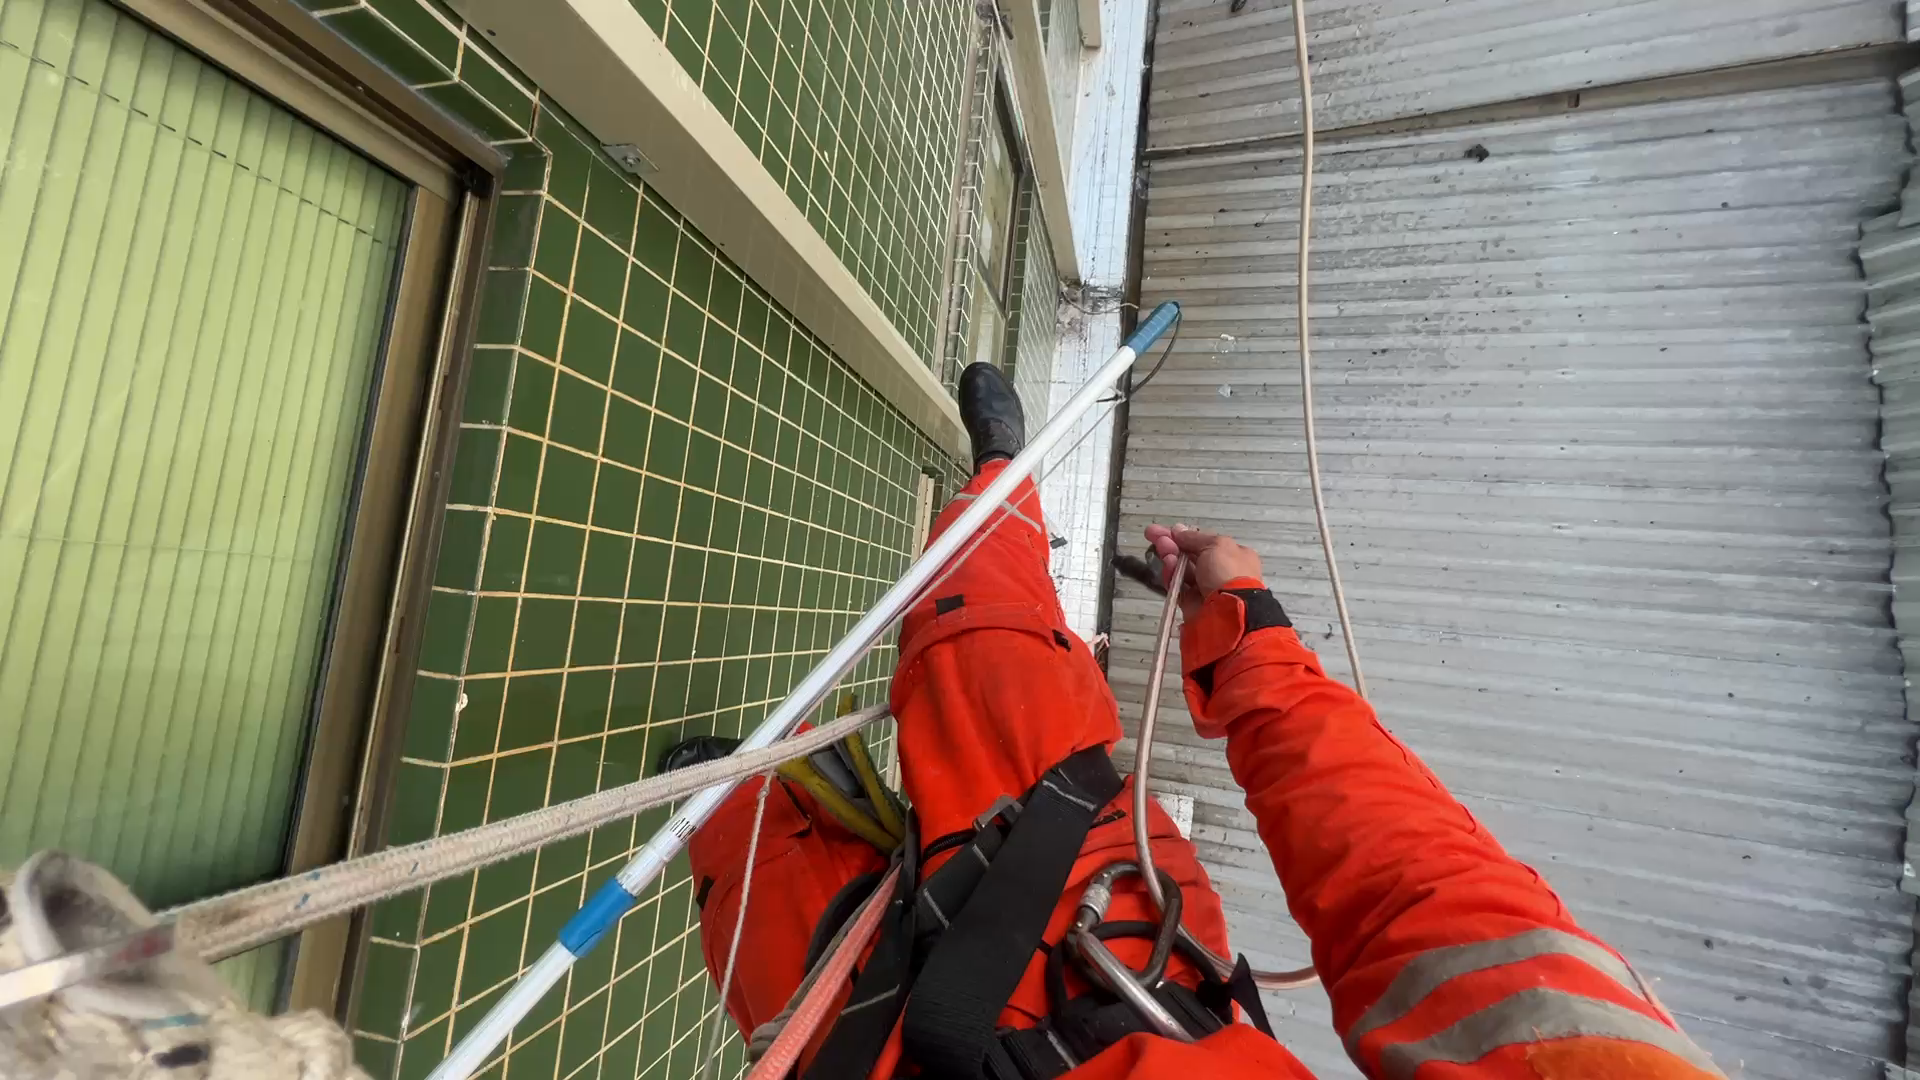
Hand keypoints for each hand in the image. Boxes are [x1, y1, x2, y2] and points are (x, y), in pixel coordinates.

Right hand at [1144, 524, 1262, 618]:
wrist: (1227, 613)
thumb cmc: (1228, 573)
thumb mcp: (1216, 545)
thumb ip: (1194, 537)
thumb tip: (1178, 530)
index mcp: (1233, 555)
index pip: (1204, 542)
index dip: (1184, 535)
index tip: (1166, 530)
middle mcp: (1220, 571)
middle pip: (1190, 554)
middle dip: (1172, 544)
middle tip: (1153, 535)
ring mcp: (1205, 588)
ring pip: (1182, 569)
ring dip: (1170, 558)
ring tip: (1162, 550)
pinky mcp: (1191, 602)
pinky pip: (1178, 586)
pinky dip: (1171, 576)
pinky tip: (1167, 566)